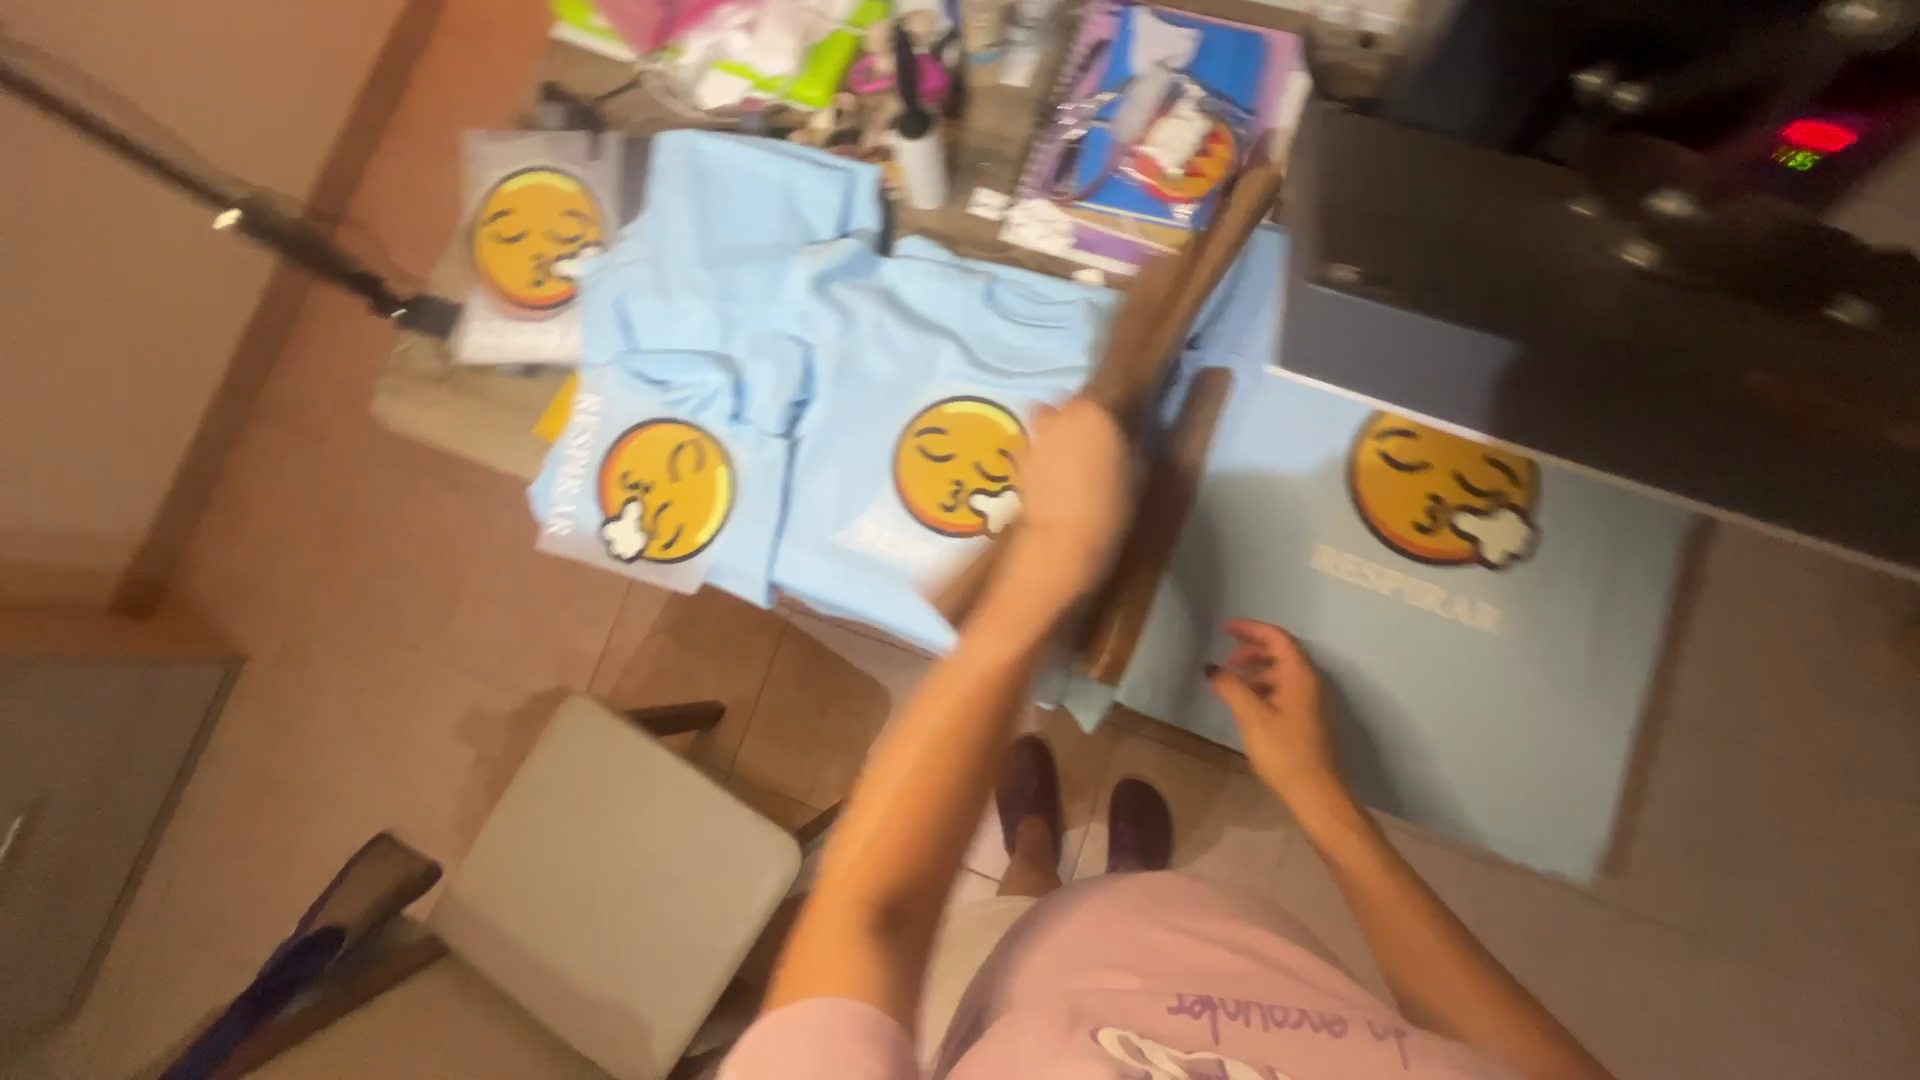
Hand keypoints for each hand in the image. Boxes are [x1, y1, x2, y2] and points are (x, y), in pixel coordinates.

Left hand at [990, 398, 1131, 627]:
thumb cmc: (1111, 506)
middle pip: (1069, 406)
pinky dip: (1039, 454)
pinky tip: (1049, 477)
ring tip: (1066, 460)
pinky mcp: (1017, 457)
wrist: (1063, 539)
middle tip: (1090, 445)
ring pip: (1046, 422)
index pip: (1103, 398)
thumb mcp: (1137, 471)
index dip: (1107, 415)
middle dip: (1077, 420)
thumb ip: (1129, 444)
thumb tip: (1124, 436)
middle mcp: (1061, 413)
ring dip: (1055, 433)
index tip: (1114, 430)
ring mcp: (1035, 434)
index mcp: (1096, 410)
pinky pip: (1032, 446)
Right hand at [1207, 619, 1354, 823]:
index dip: (1251, 629)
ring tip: (1233, 679)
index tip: (1224, 629)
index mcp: (1300, 676)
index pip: (1277, 638)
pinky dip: (1264, 686)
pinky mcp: (1308, 719)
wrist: (1317, 794)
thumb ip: (1231, 687)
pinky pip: (1284, 689)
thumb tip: (1213, 668)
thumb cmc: (1284, 752)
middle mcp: (1310, 683)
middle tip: (1228, 656)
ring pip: (1283, 672)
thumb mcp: (1251, 716)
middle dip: (1253, 648)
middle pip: (1282, 652)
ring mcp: (1311, 702)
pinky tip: (1247, 702)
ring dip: (1257, 669)